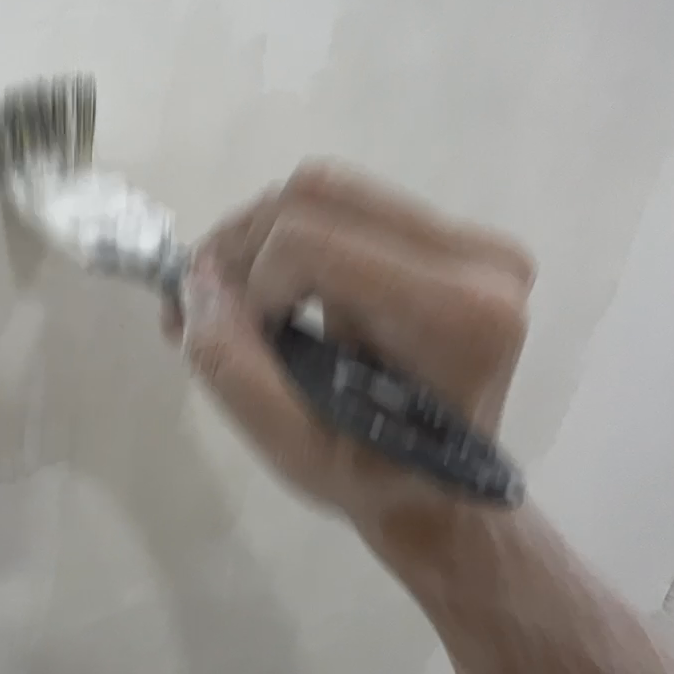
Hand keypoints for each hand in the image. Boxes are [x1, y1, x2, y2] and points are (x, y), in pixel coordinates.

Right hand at [164, 160, 534, 536]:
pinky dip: (278, 237)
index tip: (244, 338)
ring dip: (253, 240)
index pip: (303, 241)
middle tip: (214, 310)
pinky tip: (269, 286)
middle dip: (240, 249)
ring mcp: (467, 238)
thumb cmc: (372, 475)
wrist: (438, 486)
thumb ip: (231, 366)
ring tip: (235, 301)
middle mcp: (477, 258)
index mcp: (456, 313)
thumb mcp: (287, 447)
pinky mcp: (443, 233)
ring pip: (316, 188)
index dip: (247, 282)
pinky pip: (332, 201)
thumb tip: (196, 282)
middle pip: (308, 195)